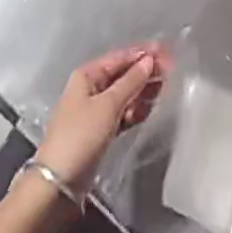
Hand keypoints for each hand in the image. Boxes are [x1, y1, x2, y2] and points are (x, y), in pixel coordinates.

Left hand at [34, 44, 167, 186]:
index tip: (166, 51)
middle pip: (122, 74)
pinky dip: (135, 109)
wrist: (60, 181)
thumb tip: (148, 60)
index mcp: (87, 75)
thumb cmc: (81, 135)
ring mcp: (95, 110)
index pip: (119, 57)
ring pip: (124, 94)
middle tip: (171, 70)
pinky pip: (122, 113)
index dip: (142, 53)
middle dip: (144, 71)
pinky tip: (151, 108)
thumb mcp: (107, 105)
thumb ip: (130, 82)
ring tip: (166, 87)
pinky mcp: (101, 130)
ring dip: (142, 90)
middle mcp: (91, 88)